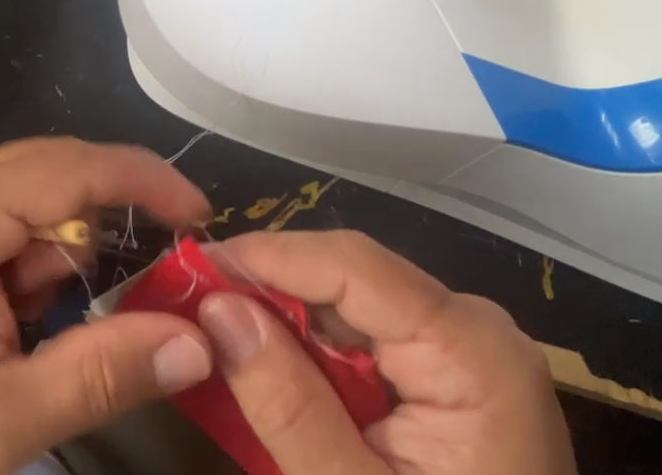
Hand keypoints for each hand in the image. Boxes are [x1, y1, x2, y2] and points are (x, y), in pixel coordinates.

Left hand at [0, 138, 218, 474]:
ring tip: (118, 316)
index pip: (79, 168)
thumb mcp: (5, 416)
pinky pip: (9, 230)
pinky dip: (42, 268)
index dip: (150, 184)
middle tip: (181, 272)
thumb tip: (198, 343)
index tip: (205, 217)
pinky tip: (47, 322)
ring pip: (38, 205)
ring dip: (79, 255)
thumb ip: (107, 371)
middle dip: (121, 218)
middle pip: (60, 174)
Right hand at [197, 231, 573, 474]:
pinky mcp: (449, 372)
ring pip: (349, 302)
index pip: (351, 264)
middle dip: (265, 289)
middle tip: (187, 309)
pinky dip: (310, 351)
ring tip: (214, 340)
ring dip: (281, 320)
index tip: (188, 271)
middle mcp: (474, 327)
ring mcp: (465, 348)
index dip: (265, 256)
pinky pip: (365, 336)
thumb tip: (217, 307)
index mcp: (473, 351)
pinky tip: (267, 371)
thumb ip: (287, 405)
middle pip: (348, 276)